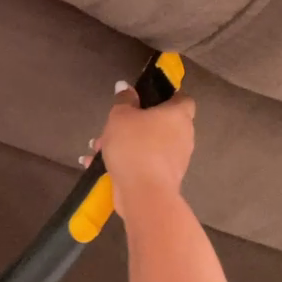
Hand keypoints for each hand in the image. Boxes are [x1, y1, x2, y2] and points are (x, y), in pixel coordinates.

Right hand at [88, 87, 196, 224]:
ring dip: (126, 145)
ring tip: (98, 148)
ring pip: (149, 145)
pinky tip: (100, 166)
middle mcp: (183, 136)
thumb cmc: (134, 146)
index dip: (167, 96)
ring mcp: (176, 160)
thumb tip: (126, 87)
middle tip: (112, 127)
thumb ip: (124, 100)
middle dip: (135, 124)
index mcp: (178, 116)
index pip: (183, 99)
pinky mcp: (165, 179)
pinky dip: (127, 163)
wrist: (143, 193)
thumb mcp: (120, 116)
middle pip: (161, 123)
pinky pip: (144, 163)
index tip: (146, 98)